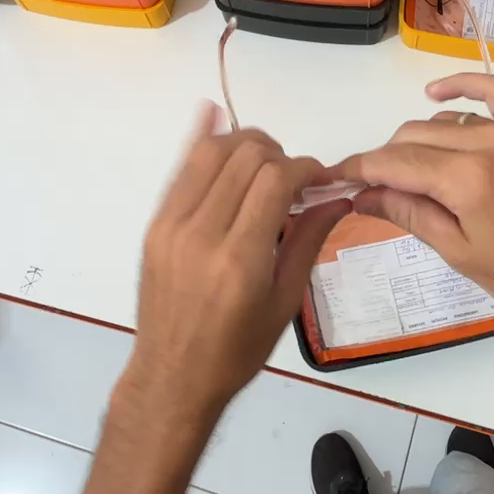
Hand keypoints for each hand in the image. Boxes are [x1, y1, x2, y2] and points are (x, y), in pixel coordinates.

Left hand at [124, 105, 350, 421]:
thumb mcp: (284, 303)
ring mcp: (171, 225)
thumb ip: (308, 241)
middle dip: (279, 154)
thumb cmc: (236, 351)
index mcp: (240, 258)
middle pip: (245, 157)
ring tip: (266, 164)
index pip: (275, 180)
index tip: (320, 179)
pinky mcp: (155, 225)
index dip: (305, 168)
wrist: (172, 376)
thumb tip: (338, 197)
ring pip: (210, 153)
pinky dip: (201, 141)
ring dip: (245, 145)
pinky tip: (214, 117)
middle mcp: (202, 233)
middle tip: (295, 178)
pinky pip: (179, 168)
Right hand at [334, 74, 493, 356]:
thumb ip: (408, 213)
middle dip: (385, 160)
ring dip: (418, 141)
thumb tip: (361, 195)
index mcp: (468, 179)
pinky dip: (464, 87)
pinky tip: (436, 94)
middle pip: (414, 137)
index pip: (394, 162)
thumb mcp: (459, 253)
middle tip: (371, 188)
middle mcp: (490, 141)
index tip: (334, 177)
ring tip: (410, 173)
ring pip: (445, 120)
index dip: (359, 169)